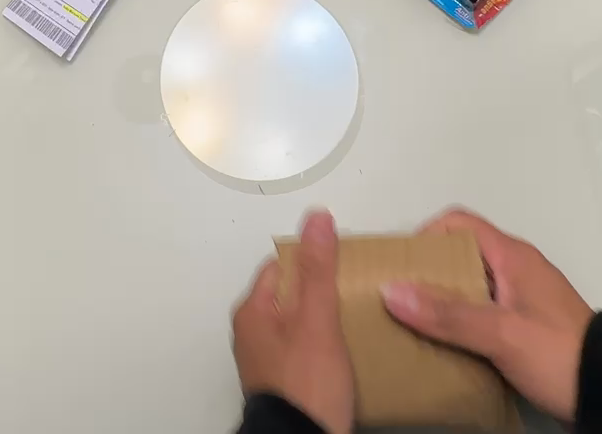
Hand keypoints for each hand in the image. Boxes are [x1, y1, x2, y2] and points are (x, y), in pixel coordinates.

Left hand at [232, 210, 354, 433]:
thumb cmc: (306, 383)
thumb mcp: (317, 319)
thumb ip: (319, 269)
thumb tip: (316, 216)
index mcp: (251, 310)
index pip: (282, 266)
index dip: (312, 262)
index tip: (341, 264)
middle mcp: (251, 333)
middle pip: (289, 295)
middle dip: (317, 293)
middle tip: (350, 295)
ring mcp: (265, 361)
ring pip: (296, 324)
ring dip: (320, 321)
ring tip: (350, 324)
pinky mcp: (282, 385)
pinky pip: (302, 351)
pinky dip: (320, 347)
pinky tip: (341, 355)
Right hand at [380, 209, 594, 423]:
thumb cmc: (558, 353)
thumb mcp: (499, 334)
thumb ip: (446, 314)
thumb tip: (389, 290)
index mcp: (511, 255)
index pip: (457, 223)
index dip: (427, 236)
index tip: (405, 266)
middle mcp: (517, 268)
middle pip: (462, 253)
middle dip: (429, 272)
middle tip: (405, 298)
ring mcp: (526, 297)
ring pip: (473, 284)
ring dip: (446, 299)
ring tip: (421, 324)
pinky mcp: (530, 325)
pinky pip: (486, 309)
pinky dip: (464, 320)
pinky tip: (452, 345)